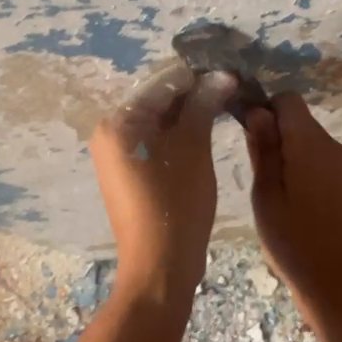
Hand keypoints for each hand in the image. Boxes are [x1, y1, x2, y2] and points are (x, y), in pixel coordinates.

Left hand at [89, 63, 236, 302]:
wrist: (160, 267)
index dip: (197, 75)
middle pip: (157, 99)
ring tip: (224, 107)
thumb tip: (223, 74)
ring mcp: (116, 154)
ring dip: (189, 113)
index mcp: (117, 121)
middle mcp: (109, 132)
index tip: (231, 73)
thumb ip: (204, 104)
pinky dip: (179, 134)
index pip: (161, 82)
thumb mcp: (194, 147)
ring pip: (158, 120)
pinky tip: (206, 131)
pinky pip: (155, 140)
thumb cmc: (176, 202)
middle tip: (232, 89)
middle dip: (194, 93)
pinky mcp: (129, 171)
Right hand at [242, 93, 341, 318]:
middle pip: (299, 119)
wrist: (337, 285)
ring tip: (272, 190)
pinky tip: (292, 201)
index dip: (264, 109)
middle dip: (275, 132)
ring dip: (288, 151)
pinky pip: (320, 159)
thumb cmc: (292, 241)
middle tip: (256, 171)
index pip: (288, 99)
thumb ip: (263, 148)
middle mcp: (333, 147)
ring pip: (309, 140)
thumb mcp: (266, 194)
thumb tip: (257, 111)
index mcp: (311, 144)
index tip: (248, 136)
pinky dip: (302, 166)